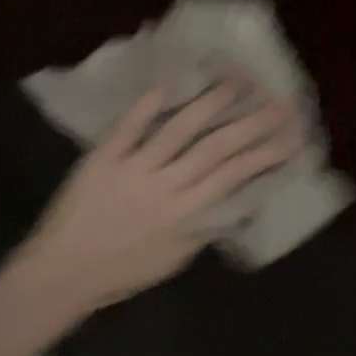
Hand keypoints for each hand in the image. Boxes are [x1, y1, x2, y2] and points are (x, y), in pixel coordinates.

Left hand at [9, 82, 302, 311]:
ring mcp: (133, 169)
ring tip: (237, 81)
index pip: (233, 177)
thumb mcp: (174, 259)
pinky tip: (168, 84)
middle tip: (280, 102)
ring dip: (210, 104)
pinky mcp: (102, 159)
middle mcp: (165, 187)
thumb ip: (201, 228)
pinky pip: (128, 128)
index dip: (265, 154)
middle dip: (252, 124)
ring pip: (179, 131)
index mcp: (185, 215)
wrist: (63, 274)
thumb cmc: (122, 272)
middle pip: (216, 148)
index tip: (292, 136)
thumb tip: (230, 202)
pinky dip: (147, 106)